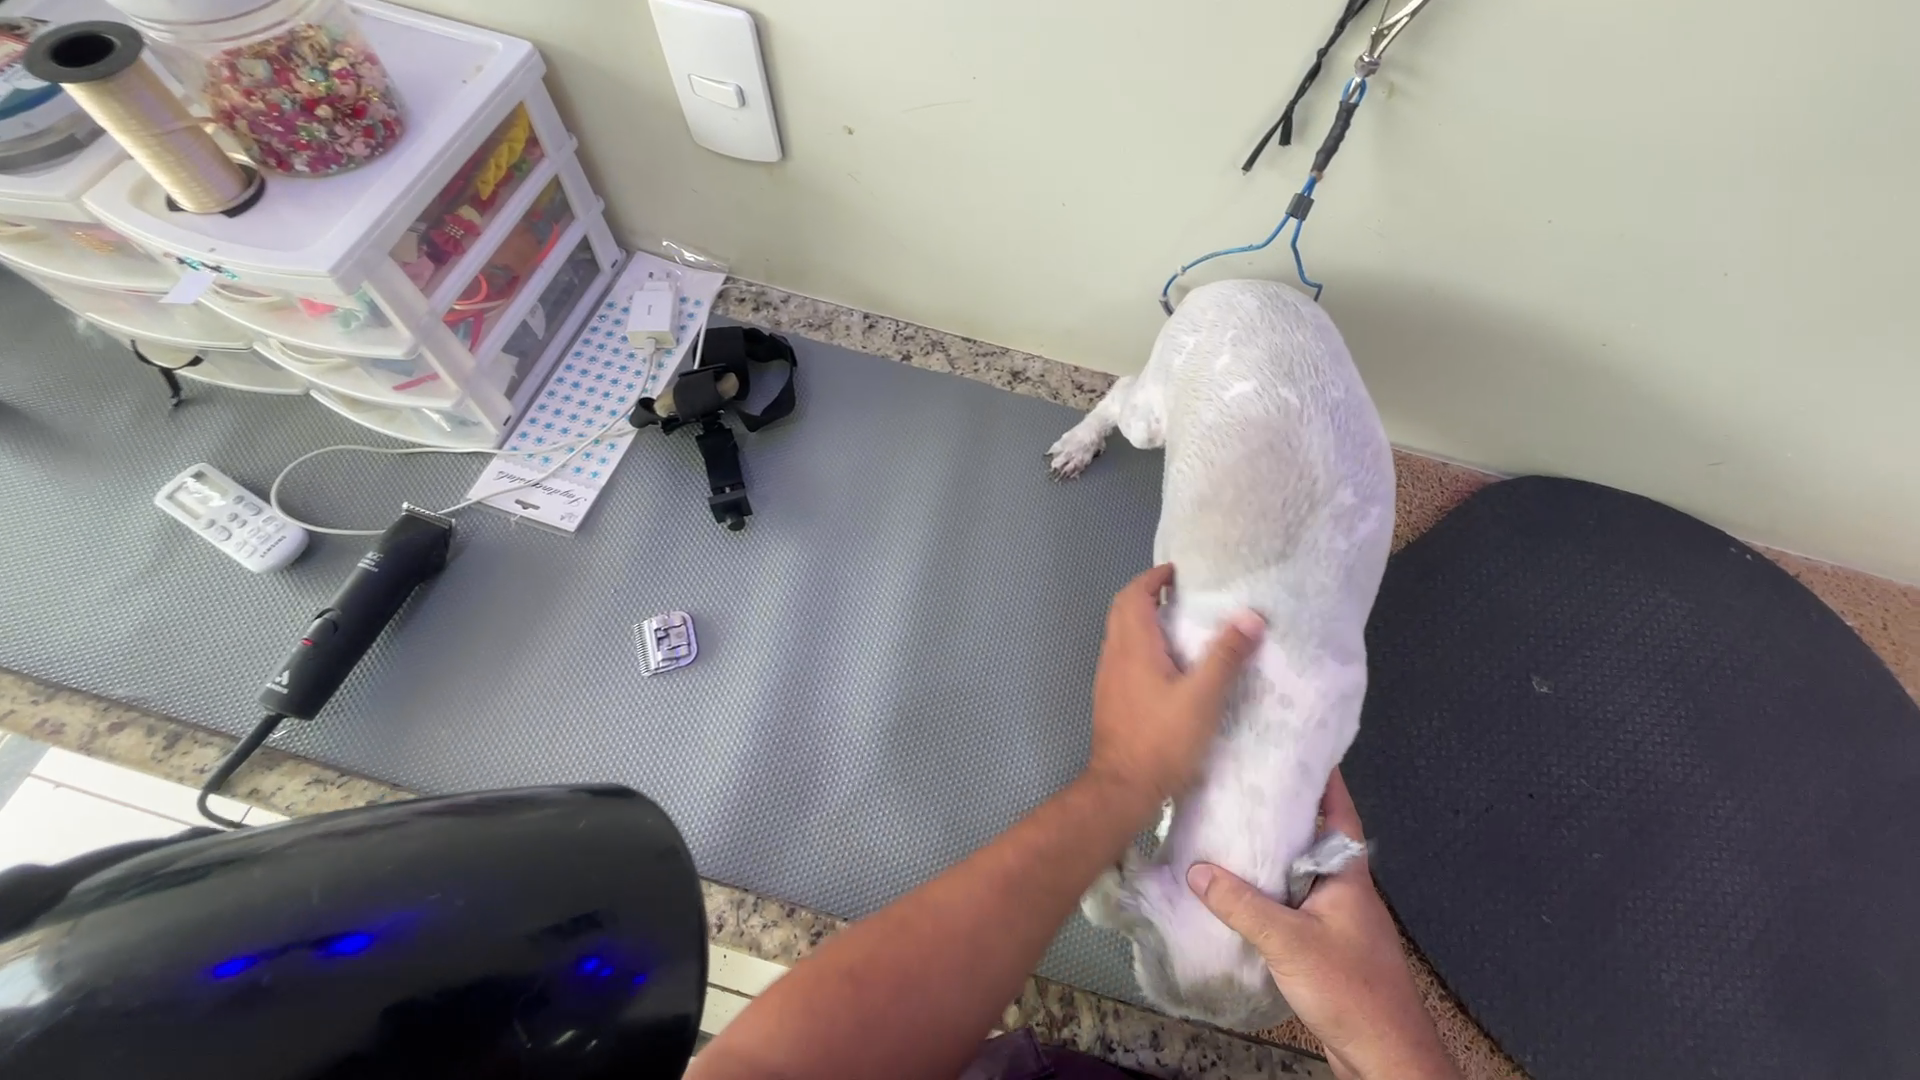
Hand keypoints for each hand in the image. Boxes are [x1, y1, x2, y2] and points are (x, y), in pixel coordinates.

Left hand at [1084, 564, 1263, 815]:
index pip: (1133, 595)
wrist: (1122, 786)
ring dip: (1142, 619)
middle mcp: (1114, 655)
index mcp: (1133, 646)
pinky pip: (1122, 656)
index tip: (1176, 572)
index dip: (1152, 578)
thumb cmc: (1162, 738)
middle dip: (1146, 594)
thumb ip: (1225, 656)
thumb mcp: (1203, 697)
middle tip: (1178, 592)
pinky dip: (1140, 644)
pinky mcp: (1110, 698)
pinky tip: (1166, 664)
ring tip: (1177, 623)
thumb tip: (1250, 616)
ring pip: (1120, 634)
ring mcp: (1108, 677)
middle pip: (1122, 610)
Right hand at [1187, 770, 1457, 1079]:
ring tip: (1229, 827)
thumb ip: (1242, 905)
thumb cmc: (1350, 988)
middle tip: (1243, 782)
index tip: (1297, 746)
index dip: (1324, 778)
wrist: (1386, 1059)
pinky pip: (1291, 902)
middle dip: (1283, 810)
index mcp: (1347, 874)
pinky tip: (1237, 889)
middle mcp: (1344, 888)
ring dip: (1272, 853)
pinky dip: (1267, 889)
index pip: (1339, 812)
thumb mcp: (1289, 941)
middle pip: (1313, 837)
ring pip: (1299, 871)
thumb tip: (1195, 869)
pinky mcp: (1324, 945)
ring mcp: (1335, 918)